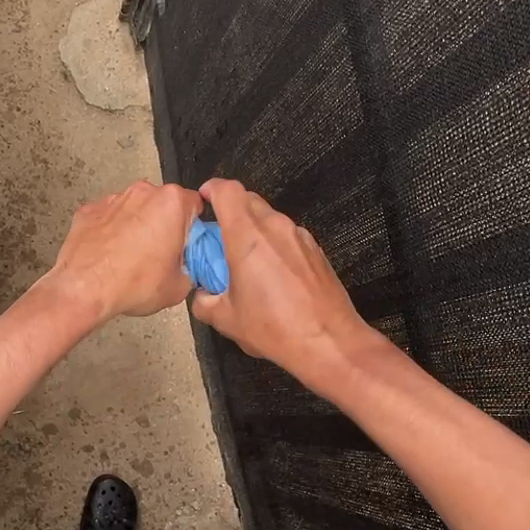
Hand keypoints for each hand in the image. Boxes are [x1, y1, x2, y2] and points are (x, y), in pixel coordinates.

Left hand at [42, 180, 201, 320]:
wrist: (85, 290)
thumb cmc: (128, 283)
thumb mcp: (178, 287)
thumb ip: (189, 270)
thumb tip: (184, 271)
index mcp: (171, 204)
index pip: (195, 206)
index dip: (193, 228)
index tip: (188, 244)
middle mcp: (143, 194)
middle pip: (163, 206)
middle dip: (164, 227)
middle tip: (161, 256)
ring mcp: (114, 200)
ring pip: (135, 211)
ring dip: (137, 229)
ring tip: (132, 260)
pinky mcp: (90, 211)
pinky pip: (108, 220)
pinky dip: (111, 234)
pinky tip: (111, 257)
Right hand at [190, 179, 382, 396]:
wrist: (327, 341)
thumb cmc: (273, 328)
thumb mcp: (224, 320)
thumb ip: (203, 301)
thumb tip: (202, 294)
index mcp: (247, 238)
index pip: (227, 191)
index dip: (211, 189)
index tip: (203, 200)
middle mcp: (275, 228)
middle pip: (247, 200)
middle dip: (229, 211)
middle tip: (218, 238)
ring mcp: (299, 237)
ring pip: (268, 219)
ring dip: (252, 230)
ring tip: (244, 262)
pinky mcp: (314, 250)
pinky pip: (286, 236)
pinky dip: (272, 245)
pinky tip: (271, 276)